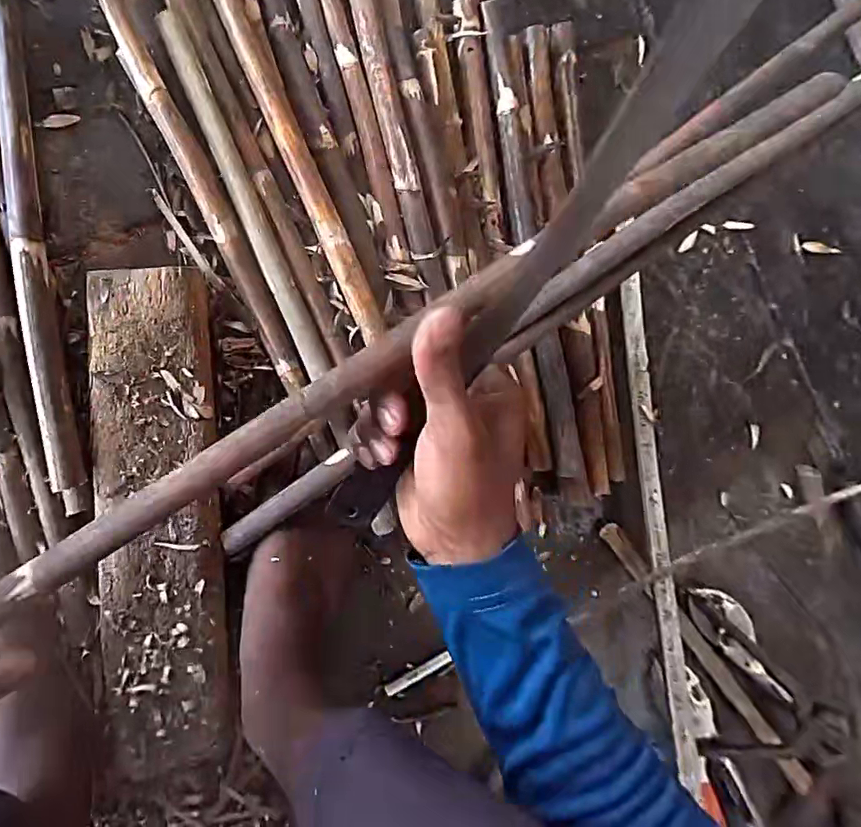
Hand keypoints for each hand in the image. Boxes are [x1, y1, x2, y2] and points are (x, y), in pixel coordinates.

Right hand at [366, 305, 528, 564]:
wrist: (451, 550)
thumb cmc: (467, 486)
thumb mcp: (454, 424)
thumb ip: (440, 369)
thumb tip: (442, 310)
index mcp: (488, 390)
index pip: (445, 350)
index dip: (415, 359)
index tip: (396, 376)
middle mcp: (460, 402)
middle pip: (405, 377)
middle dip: (391, 404)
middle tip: (395, 426)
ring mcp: (431, 425)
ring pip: (385, 402)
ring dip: (378, 426)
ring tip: (386, 450)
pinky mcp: (406, 446)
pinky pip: (375, 427)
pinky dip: (372, 441)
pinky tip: (378, 459)